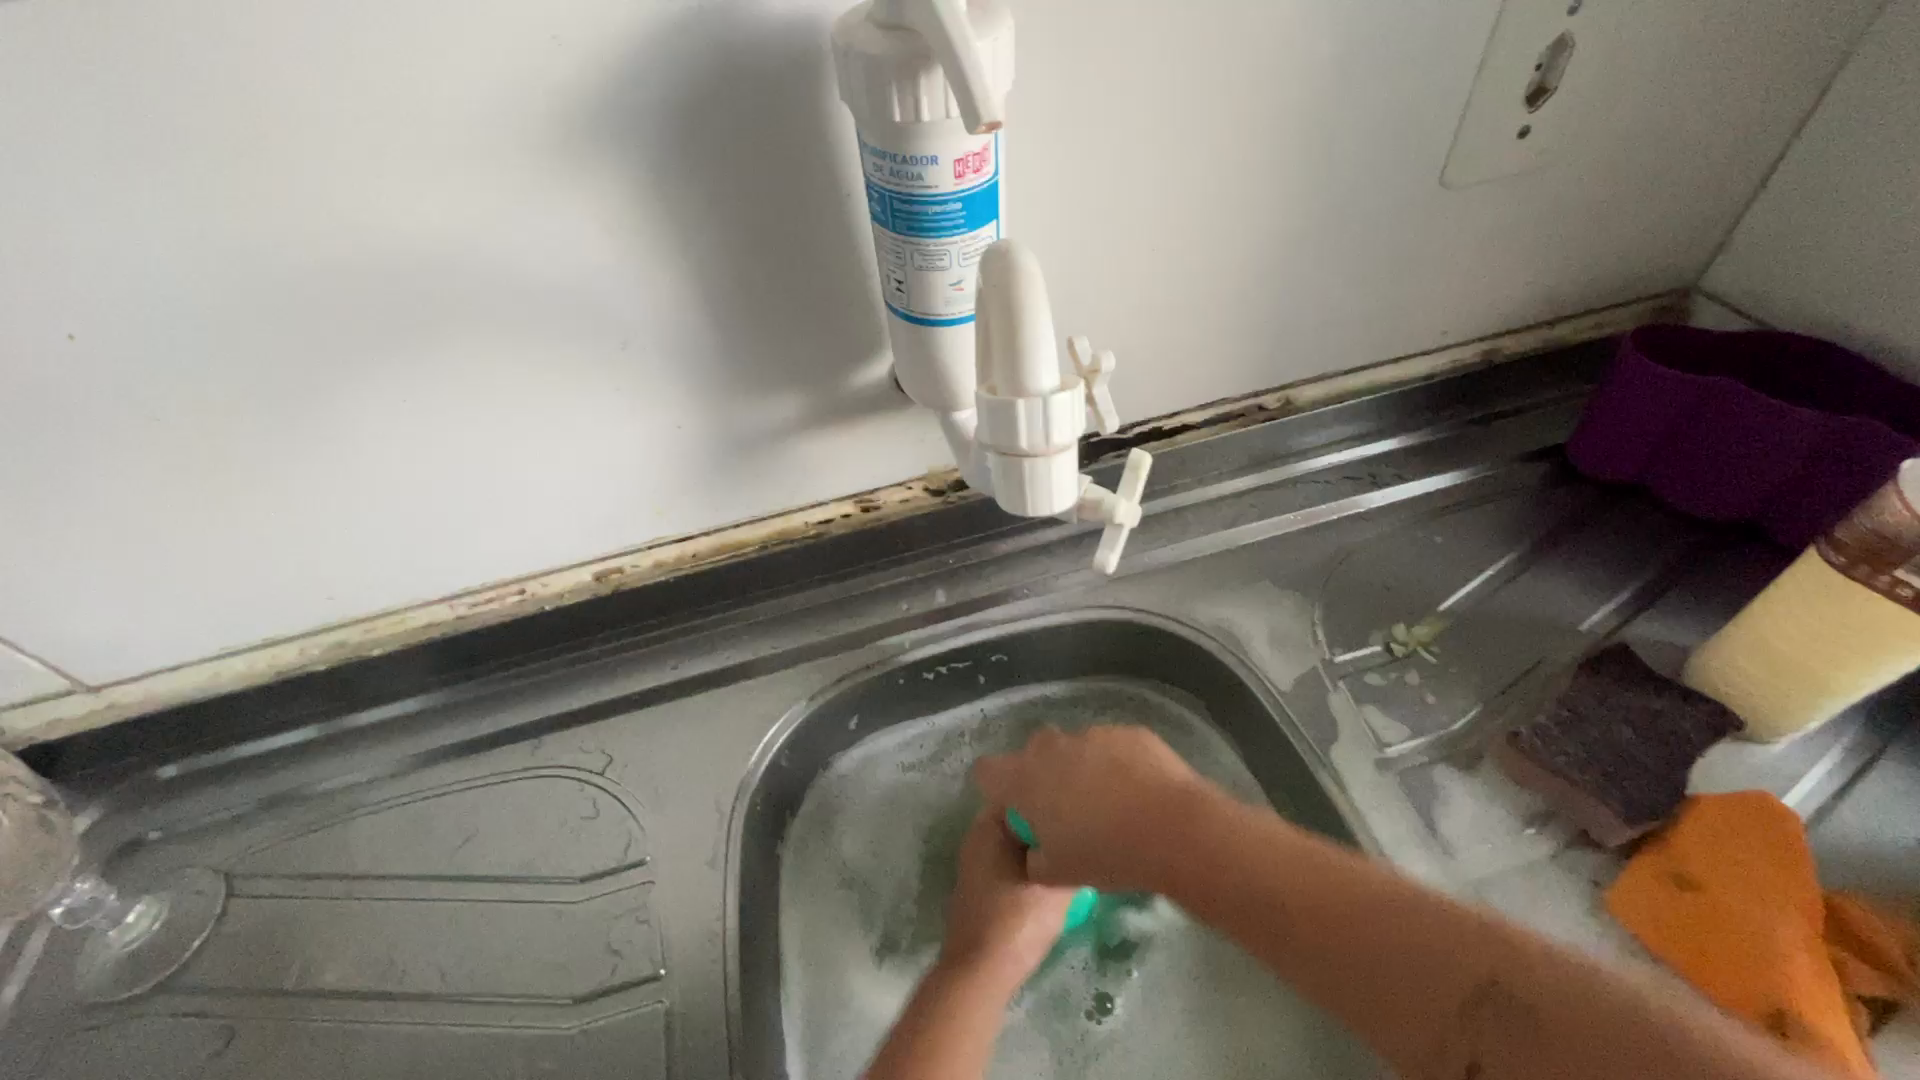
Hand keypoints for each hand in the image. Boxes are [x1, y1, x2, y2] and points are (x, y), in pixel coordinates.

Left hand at [938, 805, 1076, 989]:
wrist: (980, 972)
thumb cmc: (1017, 920)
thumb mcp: (1059, 887)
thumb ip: (1075, 856)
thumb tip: (1089, 838)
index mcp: (988, 824)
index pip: (1024, 790)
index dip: (1053, 794)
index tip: (1080, 805)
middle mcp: (976, 836)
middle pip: (1020, 818)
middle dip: (1048, 823)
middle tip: (1081, 831)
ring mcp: (974, 862)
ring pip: (1015, 843)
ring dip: (1039, 847)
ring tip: (1071, 854)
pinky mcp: (978, 886)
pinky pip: (1009, 863)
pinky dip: (1028, 866)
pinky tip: (1050, 879)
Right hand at [973, 725, 1220, 892]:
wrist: (1174, 829)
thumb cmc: (1106, 855)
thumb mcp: (1055, 874)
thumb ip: (1034, 856)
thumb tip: (1037, 848)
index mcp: (1024, 779)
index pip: (986, 771)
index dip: (996, 788)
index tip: (1016, 809)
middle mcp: (1051, 748)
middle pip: (1032, 752)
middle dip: (1041, 773)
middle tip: (1064, 809)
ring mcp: (1092, 734)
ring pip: (1075, 748)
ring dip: (1081, 768)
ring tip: (1109, 803)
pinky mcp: (1128, 732)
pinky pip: (1111, 746)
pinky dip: (1117, 764)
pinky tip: (1138, 793)